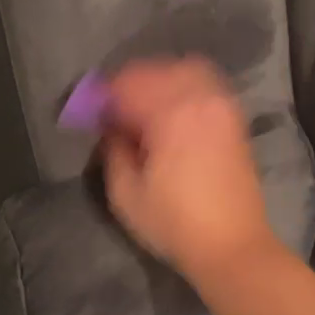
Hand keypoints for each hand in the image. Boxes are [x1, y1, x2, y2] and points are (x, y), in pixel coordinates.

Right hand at [98, 57, 281, 281]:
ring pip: (183, 71)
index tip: (81, 112)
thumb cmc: (173, 224)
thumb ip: (114, 151)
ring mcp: (222, 106)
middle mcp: (201, 99)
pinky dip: (180, 89)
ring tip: (135, 108)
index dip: (98, 96)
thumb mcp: (126, 194)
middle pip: (156, 70)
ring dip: (155, 82)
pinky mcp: (234, 120)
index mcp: (171, 114)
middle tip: (106, 108)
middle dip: (126, 84)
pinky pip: (203, 86)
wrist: (231, 244)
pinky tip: (165, 114)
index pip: (126, 85)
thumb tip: (111, 129)